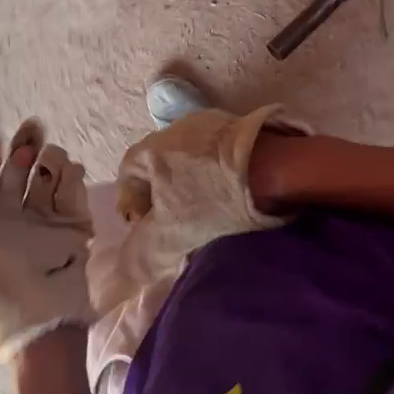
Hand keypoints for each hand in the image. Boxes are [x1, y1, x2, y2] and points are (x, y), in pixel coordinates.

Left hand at [0, 119, 94, 363]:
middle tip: (29, 128)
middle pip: (14, 173)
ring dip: (45, 158)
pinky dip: (68, 174)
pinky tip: (64, 170)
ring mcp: (42, 223)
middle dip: (20, 148)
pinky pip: (71, 189)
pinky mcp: (72, 224)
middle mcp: (9, 221)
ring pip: (44, 177)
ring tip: (47, 151)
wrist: (40, 312)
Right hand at [99, 105, 303, 308]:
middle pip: (156, 164)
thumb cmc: (212, 200)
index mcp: (151, 148)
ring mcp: (205, 122)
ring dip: (188, 181)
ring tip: (205, 208)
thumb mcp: (170, 236)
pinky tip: (227, 189)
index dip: (132, 202)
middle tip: (177, 221)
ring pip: (185, 157)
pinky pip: (211, 150)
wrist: (269, 167)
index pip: (127, 173)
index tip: (150, 226)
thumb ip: (141, 253)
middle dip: (162, 193)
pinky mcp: (233, 123)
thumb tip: (124, 270)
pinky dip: (212, 170)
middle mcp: (172, 129)